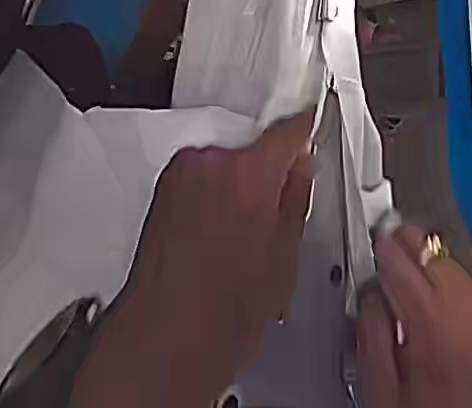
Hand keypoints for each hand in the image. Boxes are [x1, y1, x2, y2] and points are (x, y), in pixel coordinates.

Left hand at [69, 113, 315, 406]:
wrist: (163, 342)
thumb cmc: (217, 316)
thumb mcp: (284, 257)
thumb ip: (296, 196)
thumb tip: (301, 169)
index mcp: (251, 176)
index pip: (288, 130)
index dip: (304, 130)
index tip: (308, 129)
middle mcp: (214, 163)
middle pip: (254, 145)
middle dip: (266, 168)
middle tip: (271, 206)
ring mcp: (185, 171)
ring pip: (226, 158)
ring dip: (235, 179)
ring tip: (236, 228)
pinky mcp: (165, 184)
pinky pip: (201, 170)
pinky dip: (211, 188)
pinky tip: (214, 229)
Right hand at [358, 225, 471, 407]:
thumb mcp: (380, 390)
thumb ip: (372, 329)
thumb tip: (371, 292)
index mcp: (437, 327)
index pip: (405, 262)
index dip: (383, 249)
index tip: (374, 242)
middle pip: (434, 255)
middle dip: (408, 250)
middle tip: (388, 250)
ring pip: (454, 266)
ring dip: (430, 265)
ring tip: (409, 279)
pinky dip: (451, 286)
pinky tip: (435, 302)